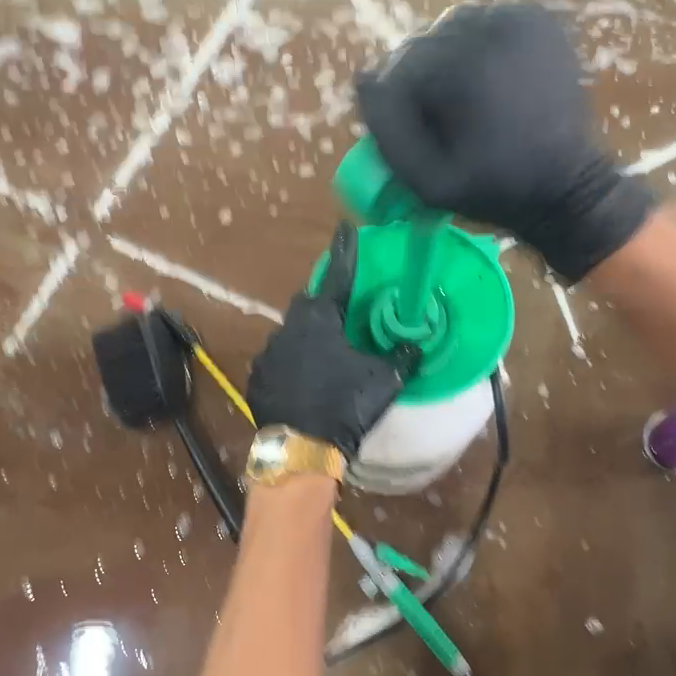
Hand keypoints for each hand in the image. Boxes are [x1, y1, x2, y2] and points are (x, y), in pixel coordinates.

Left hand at [247, 222, 417, 453]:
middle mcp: (290, 327)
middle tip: (342, 312)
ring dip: (307, 335)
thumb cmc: (346, 405)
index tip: (346, 228)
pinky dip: (291, 362)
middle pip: (309, 302)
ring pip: (290, 331)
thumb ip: (404, 355)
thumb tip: (417, 343)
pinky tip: (304, 378)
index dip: (346, 250)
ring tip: (324, 353)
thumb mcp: (386, 379)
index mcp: (322, 319)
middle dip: (324, 301)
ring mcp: (269, 352)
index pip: (338, 275)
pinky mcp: (257, 377)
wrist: (302, 448)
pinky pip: (277, 359)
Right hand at [356, 1, 656, 281]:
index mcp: (464, 67)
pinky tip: (491, 78)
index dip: (404, 102)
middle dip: (429, 78)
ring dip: (453, 58)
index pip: (403, 66)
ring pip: (457, 27)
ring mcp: (523, 19)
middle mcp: (493, 29)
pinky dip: (483, 44)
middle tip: (449, 121)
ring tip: (471, 99)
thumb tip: (363, 76)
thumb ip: (386, 129)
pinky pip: (491, 20)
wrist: (568, 188)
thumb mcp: (427, 181)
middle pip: (430, 42)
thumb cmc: (495, 189)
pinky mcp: (542, 21)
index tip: (421, 135)